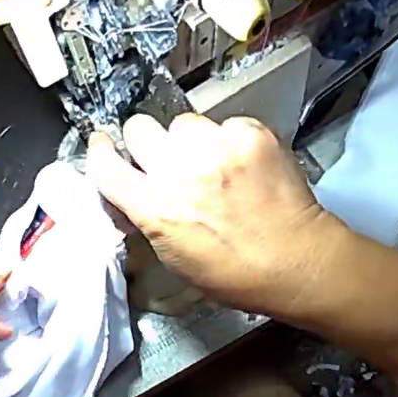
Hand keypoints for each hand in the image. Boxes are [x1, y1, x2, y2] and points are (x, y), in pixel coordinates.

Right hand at [87, 112, 354, 315]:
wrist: (295, 262)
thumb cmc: (237, 273)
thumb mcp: (175, 256)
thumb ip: (150, 215)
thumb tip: (137, 191)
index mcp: (155, 209)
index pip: (105, 164)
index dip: (101, 151)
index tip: (105, 144)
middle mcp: (180, 172)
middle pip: (141, 128)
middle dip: (150, 145)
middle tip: (172, 165)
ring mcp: (216, 148)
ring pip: (183, 123)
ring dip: (192, 142)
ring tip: (214, 169)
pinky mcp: (249, 134)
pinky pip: (224, 124)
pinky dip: (229, 142)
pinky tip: (242, 169)